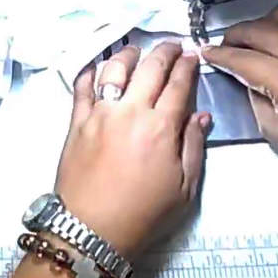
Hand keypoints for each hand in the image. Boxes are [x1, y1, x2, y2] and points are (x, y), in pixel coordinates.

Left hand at [56, 41, 210, 255]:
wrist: (90, 231)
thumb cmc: (143, 213)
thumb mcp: (184, 189)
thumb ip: (193, 147)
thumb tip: (201, 116)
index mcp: (161, 127)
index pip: (178, 84)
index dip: (188, 66)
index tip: (192, 55)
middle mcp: (131, 111)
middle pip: (150, 69)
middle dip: (165, 52)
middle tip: (172, 46)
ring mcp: (100, 113)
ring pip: (114, 69)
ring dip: (129, 55)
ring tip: (136, 51)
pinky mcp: (77, 122)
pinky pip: (82, 87)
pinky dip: (90, 72)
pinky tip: (97, 66)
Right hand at [201, 5, 277, 204]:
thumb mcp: (277, 133)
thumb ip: (256, 98)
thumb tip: (246, 78)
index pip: (242, 56)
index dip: (219, 54)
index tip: (205, 52)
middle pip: (260, 27)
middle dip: (236, 34)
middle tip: (224, 46)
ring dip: (264, 23)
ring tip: (254, 40)